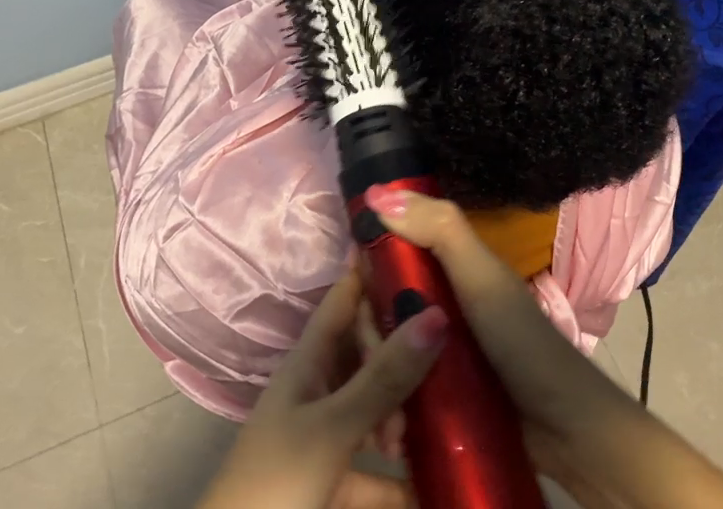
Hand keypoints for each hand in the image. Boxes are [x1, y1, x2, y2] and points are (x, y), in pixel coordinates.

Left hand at [197, 266, 447, 508]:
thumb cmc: (277, 476)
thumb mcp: (333, 425)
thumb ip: (383, 377)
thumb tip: (435, 314)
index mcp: (308, 362)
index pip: (344, 300)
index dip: (370, 270)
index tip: (411, 244)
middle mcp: (320, 389)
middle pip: (368, 352)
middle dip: (404, 351)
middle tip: (445, 353)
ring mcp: (329, 434)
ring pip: (379, 406)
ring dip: (408, 412)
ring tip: (443, 418)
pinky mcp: (339, 479)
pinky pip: (383, 469)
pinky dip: (409, 473)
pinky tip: (442, 473)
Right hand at [364, 186, 722, 508]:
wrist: (565, 429)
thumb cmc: (523, 343)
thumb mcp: (481, 278)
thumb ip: (439, 230)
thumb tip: (379, 192)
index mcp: (445, 268)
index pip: (386, 255)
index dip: (364, 268)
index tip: (351, 293)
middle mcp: (433, 305)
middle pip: (377, 307)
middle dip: (368, 337)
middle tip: (373, 364)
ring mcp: (432, 352)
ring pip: (382, 352)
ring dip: (375, 382)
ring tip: (382, 417)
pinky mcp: (432, 396)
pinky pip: (394, 392)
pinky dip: (387, 408)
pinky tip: (387, 430)